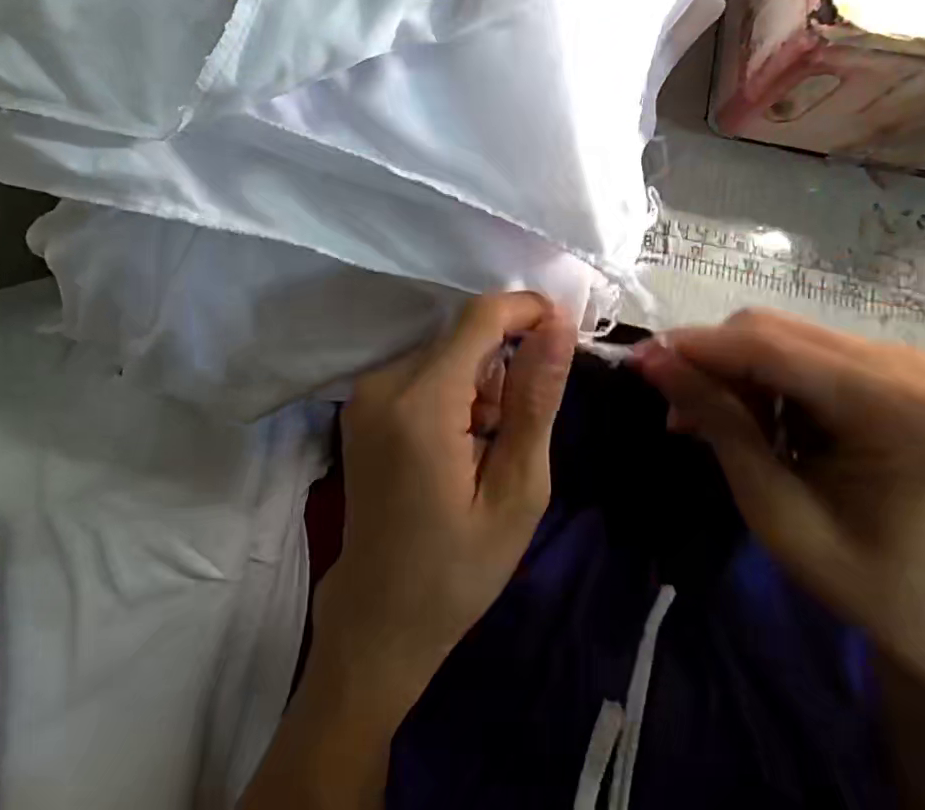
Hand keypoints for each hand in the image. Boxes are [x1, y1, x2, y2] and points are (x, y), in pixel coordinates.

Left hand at [323, 291, 573, 702]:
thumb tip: (557, 325)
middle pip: (462, 335)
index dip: (527, 311)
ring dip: (479, 383)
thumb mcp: (518, 489)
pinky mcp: (360, 406)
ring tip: (485, 448)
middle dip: (504, 364)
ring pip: (444, 352)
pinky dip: (452, 393)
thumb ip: (535, 400)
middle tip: (515, 431)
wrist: (382, 614)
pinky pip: (421, 371)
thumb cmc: (459, 566)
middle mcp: (382, 384)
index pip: (479, 317)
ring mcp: (364, 394)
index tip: (564, 336)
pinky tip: (458, 445)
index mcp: (420, 404)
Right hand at [630, 310, 924, 730]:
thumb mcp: (773, 507)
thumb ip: (718, 423)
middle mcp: (904, 363)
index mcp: (893, 403)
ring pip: (781, 337)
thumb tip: (653, 361)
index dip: (694, 347)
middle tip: (676, 417)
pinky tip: (749, 421)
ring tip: (704, 426)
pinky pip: (802, 354)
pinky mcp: (891, 372)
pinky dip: (761, 380)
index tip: (635, 360)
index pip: (768, 345)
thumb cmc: (863, 580)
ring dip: (732, 374)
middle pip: (773, 330)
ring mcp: (903, 363)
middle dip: (711, 363)